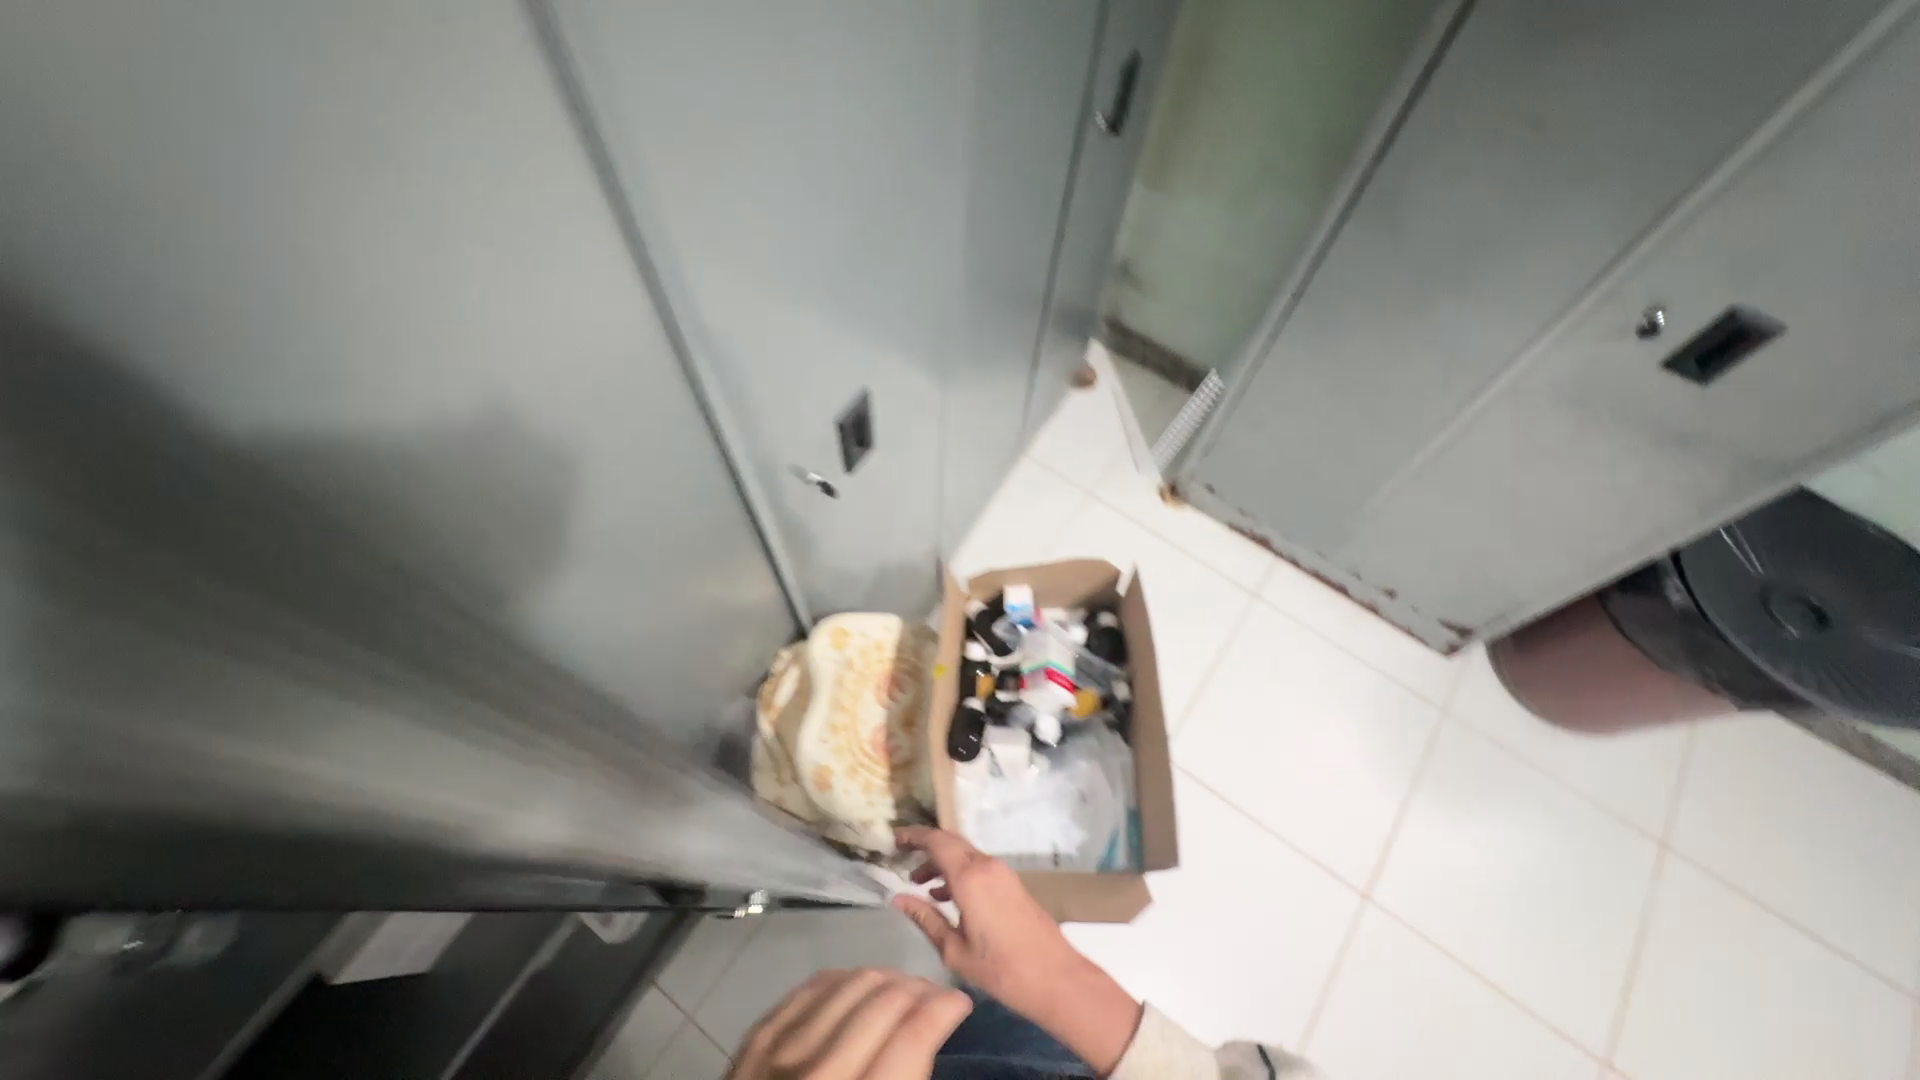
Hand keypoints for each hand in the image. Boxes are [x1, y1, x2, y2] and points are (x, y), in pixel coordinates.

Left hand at [727, 968, 971, 1079]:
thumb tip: (925, 1046)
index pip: (913, 1035)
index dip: (944, 1008)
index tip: (959, 1002)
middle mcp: (819, 1074)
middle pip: (884, 1001)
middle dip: (920, 989)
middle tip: (935, 996)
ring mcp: (780, 1054)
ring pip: (848, 984)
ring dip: (884, 978)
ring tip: (901, 990)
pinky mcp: (754, 1044)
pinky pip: (808, 988)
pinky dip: (841, 981)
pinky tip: (856, 987)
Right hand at [891, 826, 1142, 1074]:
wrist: (1055, 977)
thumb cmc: (1001, 969)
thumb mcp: (955, 950)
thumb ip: (926, 919)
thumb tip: (899, 899)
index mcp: (970, 877)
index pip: (937, 841)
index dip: (914, 836)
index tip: (894, 839)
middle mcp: (986, 866)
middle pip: (951, 842)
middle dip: (925, 846)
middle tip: (902, 856)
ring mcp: (1002, 873)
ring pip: (965, 854)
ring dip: (941, 862)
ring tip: (919, 884)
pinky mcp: (1011, 884)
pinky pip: (978, 866)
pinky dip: (958, 872)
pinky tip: (945, 896)